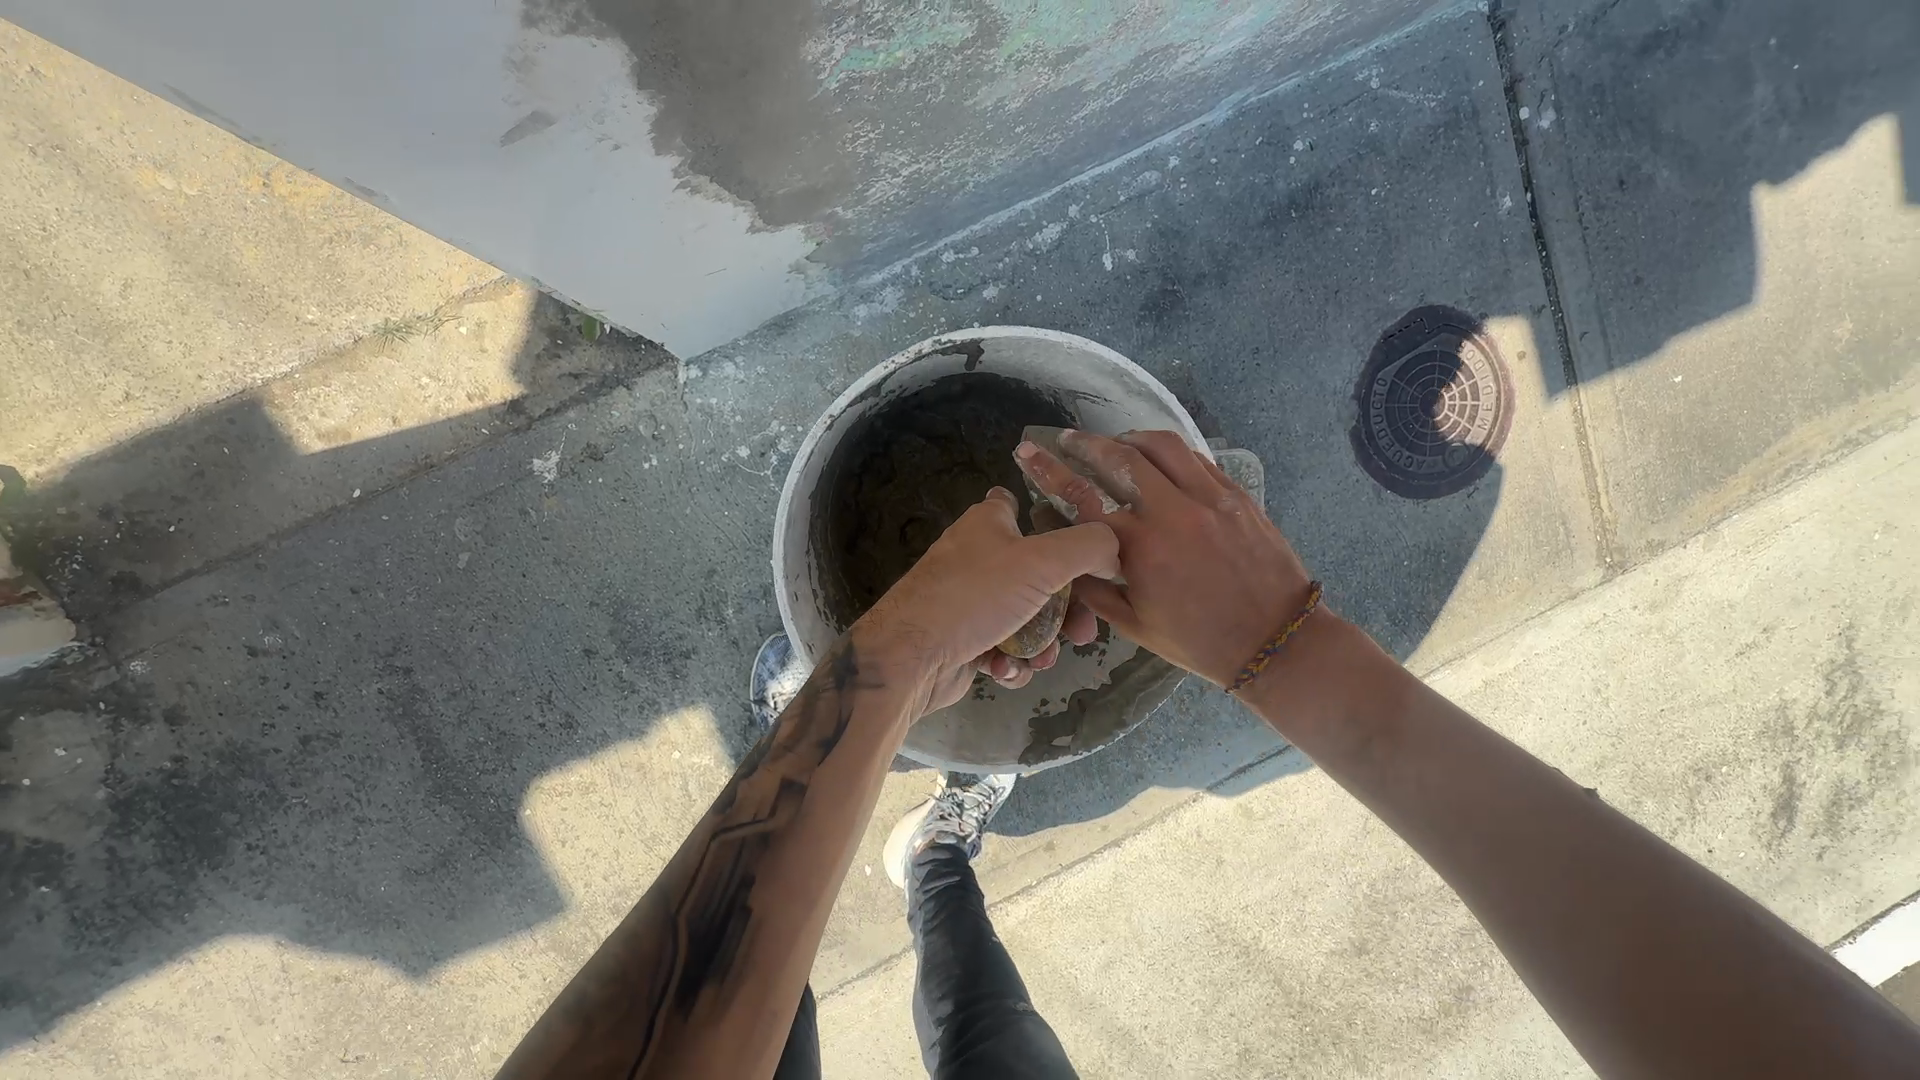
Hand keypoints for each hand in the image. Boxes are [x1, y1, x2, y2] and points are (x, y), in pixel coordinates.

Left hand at [854, 487, 1119, 714]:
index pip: (1022, 504)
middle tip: (1082, 635)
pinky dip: (1010, 661)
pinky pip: (1003, 646)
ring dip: (1040, 644)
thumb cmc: (975, 596)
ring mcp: (970, 600)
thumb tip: (1115, 548)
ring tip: (1039, 660)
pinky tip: (1003, 669)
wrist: (910, 658)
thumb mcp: (1042, 561)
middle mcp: (979, 555)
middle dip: (1066, 611)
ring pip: (1026, 618)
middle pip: (1040, 576)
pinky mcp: (964, 638)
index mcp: (990, 523)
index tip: (1085, 553)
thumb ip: (1089, 546)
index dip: (1056, 524)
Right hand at [1014, 429, 1315, 685]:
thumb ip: (1093, 588)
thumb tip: (1064, 555)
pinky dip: (1171, 453)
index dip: (1048, 471)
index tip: (1028, 453)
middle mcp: (1173, 512)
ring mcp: (1210, 498)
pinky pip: (1197, 459)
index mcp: (1140, 548)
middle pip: (1120, 456)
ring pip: (1163, 446)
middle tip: (1069, 438)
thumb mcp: (1133, 625)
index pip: (1082, 497)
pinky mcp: (1237, 496)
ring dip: (1131, 438)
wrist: (1276, 641)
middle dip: (1087, 442)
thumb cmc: (1198, 641)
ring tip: (1116, 442)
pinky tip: (1160, 461)